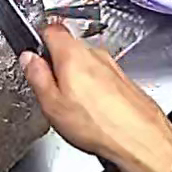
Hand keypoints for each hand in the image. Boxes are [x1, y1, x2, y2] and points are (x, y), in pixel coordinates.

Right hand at [20, 24, 171, 171]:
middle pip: (69, 48)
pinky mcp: (126, 82)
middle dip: (58, 65)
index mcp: (72, 54)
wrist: (143, 142)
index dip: (39, 40)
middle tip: (51, 90)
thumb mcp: (51, 103)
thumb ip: (36, 75)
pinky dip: (95, 90)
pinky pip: (102, 78)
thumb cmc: (99, 125)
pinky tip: (93, 114)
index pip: (51, 29)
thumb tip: (28, 58)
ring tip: (73, 107)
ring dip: (77, 79)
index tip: (34, 55)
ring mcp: (113, 67)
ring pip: (87, 64)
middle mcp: (95, 54)